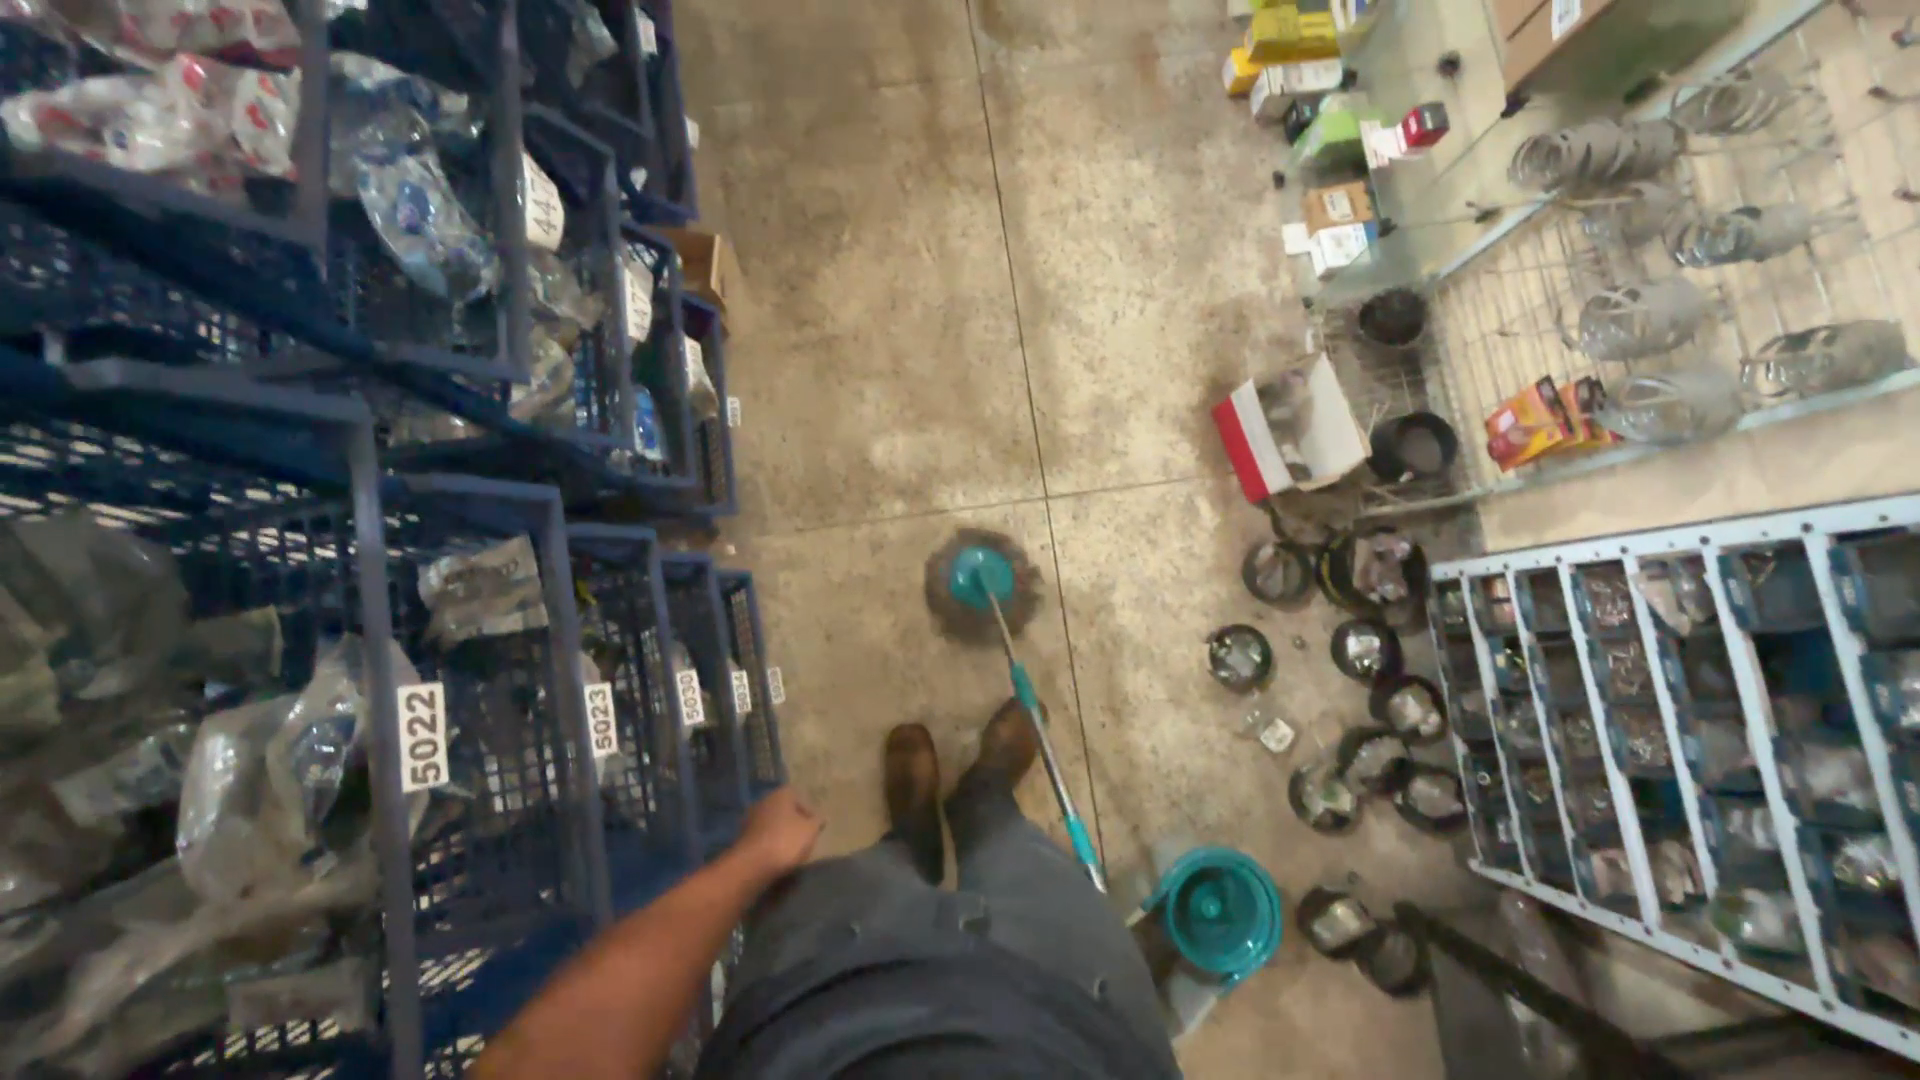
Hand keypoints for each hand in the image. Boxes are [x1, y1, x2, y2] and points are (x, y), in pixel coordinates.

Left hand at [733, 787, 823, 882]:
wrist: (752, 865)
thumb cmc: (786, 841)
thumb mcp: (810, 831)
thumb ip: (817, 822)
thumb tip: (819, 818)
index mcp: (780, 794)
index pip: (797, 796)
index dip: (807, 811)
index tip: (813, 827)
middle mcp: (763, 801)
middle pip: (782, 809)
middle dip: (792, 822)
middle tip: (802, 837)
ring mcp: (749, 819)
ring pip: (771, 824)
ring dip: (779, 833)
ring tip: (790, 850)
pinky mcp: (742, 838)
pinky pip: (761, 838)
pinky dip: (768, 844)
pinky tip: (775, 856)